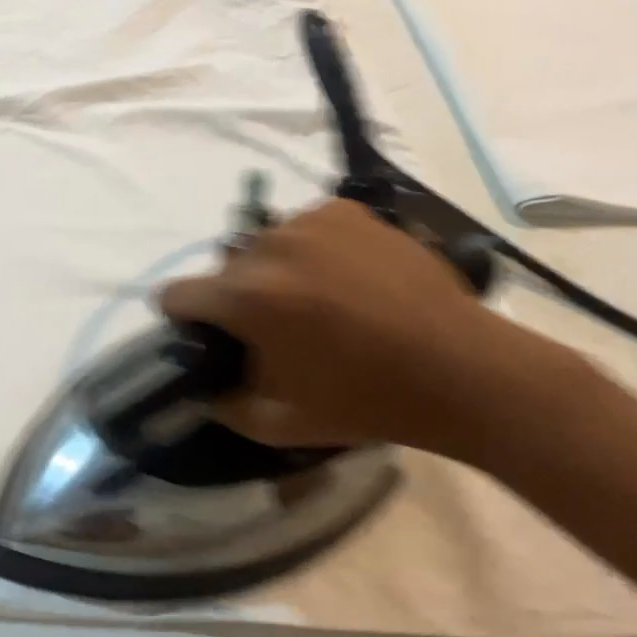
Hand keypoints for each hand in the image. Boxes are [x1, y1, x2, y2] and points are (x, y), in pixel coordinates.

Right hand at [158, 199, 569, 458]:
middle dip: (236, 298)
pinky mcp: (347, 212)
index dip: (185, 320)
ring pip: (262, 246)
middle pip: (222, 270)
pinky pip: (304, 228)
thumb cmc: (365, 402)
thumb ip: (220, 403)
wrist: (462, 372)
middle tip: (275, 329)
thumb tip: (200, 384)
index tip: (209, 338)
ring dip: (273, 272)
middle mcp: (269, 247)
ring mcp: (311, 222)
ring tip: (316, 302)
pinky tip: (343, 278)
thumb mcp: (276, 424)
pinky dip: (311, 250)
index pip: (174, 295)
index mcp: (246, 298)